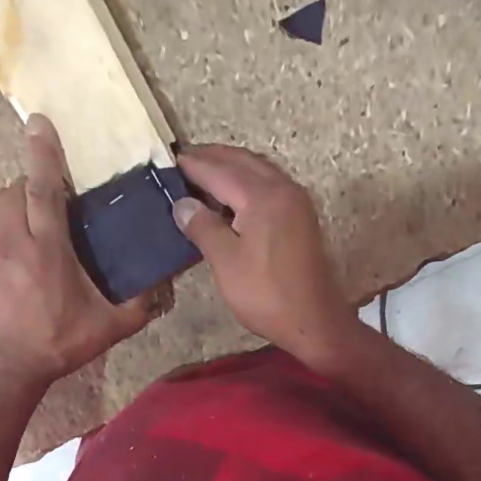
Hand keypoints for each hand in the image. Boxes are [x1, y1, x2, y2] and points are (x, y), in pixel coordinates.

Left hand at [0, 115, 156, 387]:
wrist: (9, 364)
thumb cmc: (64, 340)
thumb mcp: (113, 325)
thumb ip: (143, 302)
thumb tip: (167, 282)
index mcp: (48, 250)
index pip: (43, 189)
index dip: (44, 153)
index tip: (40, 122)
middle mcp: (10, 239)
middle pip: (17, 189)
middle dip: (34, 188)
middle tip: (53, 205)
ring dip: (15, 205)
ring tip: (32, 226)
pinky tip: (9, 239)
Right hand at [171, 145, 355, 361]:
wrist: (315, 322)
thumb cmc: (267, 295)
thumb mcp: (226, 261)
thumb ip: (202, 226)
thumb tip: (182, 203)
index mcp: (263, 196)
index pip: (219, 169)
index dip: (191, 165)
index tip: (165, 161)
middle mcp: (284, 189)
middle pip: (242, 162)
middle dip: (212, 158)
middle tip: (181, 163)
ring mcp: (298, 203)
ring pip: (259, 171)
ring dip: (231, 168)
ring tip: (202, 177)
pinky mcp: (302, 219)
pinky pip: (271, 186)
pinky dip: (248, 183)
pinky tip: (231, 198)